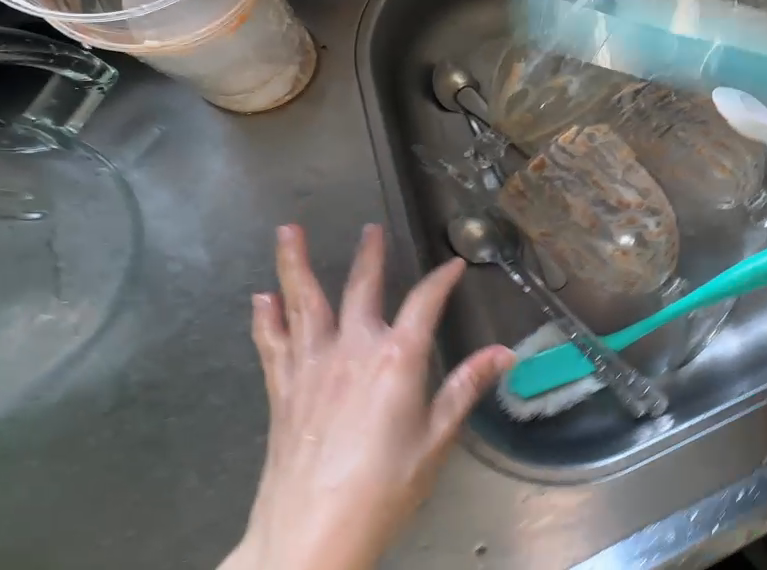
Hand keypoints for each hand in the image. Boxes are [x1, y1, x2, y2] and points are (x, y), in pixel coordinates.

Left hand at [227, 224, 514, 569]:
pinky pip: (274, 344)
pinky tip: (262, 299)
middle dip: (369, 256)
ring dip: (296, 266)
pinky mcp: (283, 392)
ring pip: (303, 306)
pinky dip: (268, 318)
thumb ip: (465, 389)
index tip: (454, 265)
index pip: (424, 303)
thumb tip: (504, 353)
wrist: (308, 538)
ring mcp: (311, 370)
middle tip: (370, 227)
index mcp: (396, 360)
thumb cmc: (383, 490)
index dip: (442, 280)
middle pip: (360, 290)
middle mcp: (352, 352)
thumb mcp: (436, 441)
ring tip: (288, 233)